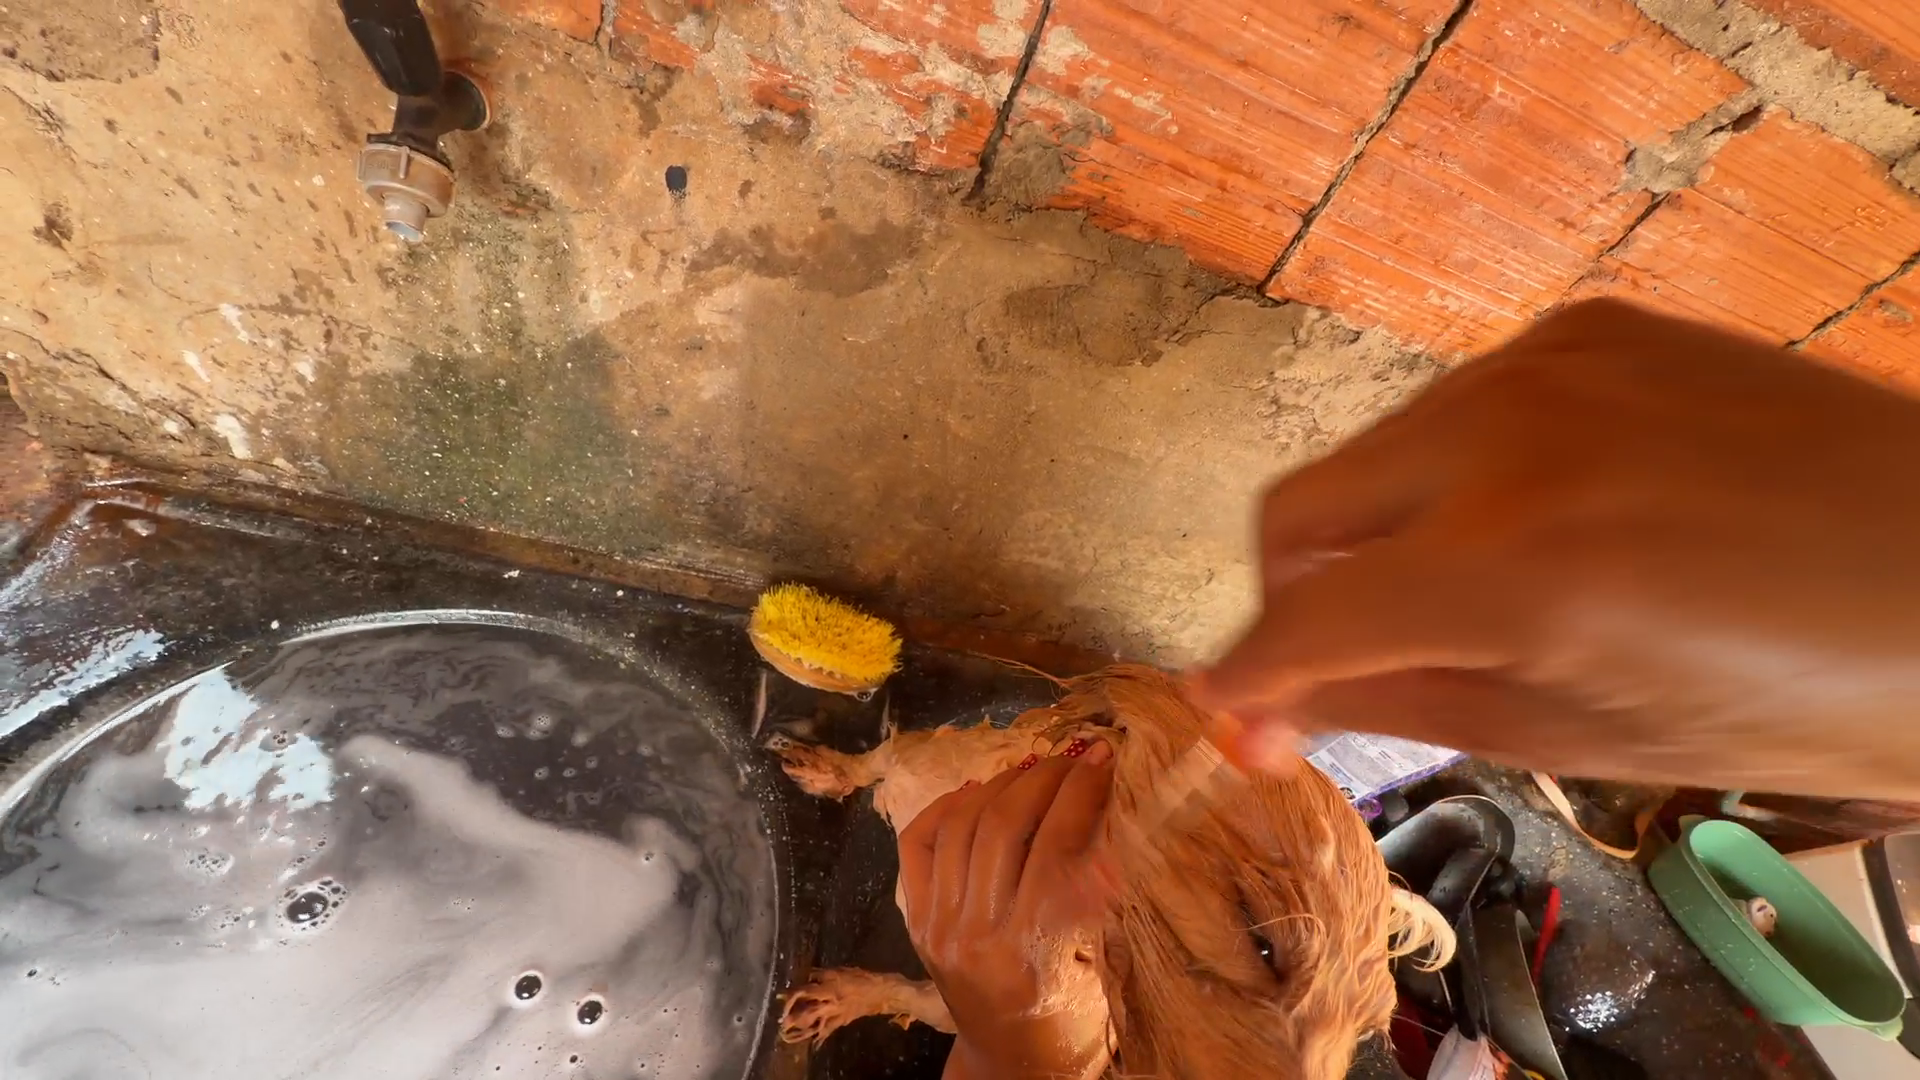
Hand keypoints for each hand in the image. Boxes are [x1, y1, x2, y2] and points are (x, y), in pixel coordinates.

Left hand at [899, 745, 1114, 1079]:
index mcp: (1031, 954)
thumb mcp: (1104, 962)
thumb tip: (1106, 802)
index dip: (1080, 793)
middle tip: (1072, 757)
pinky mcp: (915, 920)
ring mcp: (936, 926)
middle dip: (1044, 777)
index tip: (1102, 761)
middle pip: (1004, 824)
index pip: (1055, 846)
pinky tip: (978, 790)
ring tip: (1034, 768)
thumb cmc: (1074, 1016)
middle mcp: (975, 936)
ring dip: (1002, 782)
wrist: (1012, 1064)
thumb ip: (1101, 890)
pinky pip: (919, 840)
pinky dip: (946, 805)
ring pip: (962, 823)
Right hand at [1190, 299, 1919, 799]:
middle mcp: (1507, 439)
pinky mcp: (1573, 330)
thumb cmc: (1798, 694)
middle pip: (1291, 513)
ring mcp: (1539, 365)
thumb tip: (1256, 717)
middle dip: (1284, 592)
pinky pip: (1434, 417)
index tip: (1217, 698)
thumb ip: (1381, 705)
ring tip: (1441, 579)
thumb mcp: (1566, 731)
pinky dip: (1431, 480)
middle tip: (1325, 644)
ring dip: (1361, 535)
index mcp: (1520, 568)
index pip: (1307, 621)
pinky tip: (1509, 509)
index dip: (1246, 672)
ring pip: (1357, 461)